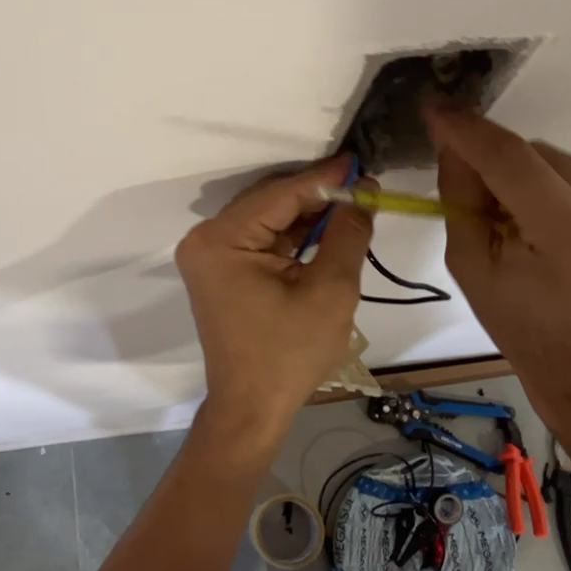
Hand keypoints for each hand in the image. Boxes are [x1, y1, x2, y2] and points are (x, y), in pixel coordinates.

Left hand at [175, 157, 374, 425]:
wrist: (252, 408)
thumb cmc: (289, 354)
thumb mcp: (330, 290)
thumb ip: (348, 233)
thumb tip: (364, 193)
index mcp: (221, 240)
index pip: (280, 194)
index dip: (324, 178)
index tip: (362, 163)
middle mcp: (206, 240)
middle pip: (270, 202)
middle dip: (316, 195)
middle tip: (363, 185)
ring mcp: (210, 257)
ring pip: (267, 220)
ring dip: (307, 215)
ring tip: (354, 205)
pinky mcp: (221, 273)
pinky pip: (261, 241)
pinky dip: (293, 236)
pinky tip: (327, 230)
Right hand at [426, 107, 570, 437]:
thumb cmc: (521, 325)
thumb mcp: (470, 266)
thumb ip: (460, 196)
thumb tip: (454, 139)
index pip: (512, 159)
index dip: (470, 131)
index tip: (436, 107)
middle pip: (540, 157)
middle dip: (504, 172)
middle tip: (484, 206)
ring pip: (565, 165)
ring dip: (536, 182)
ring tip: (527, 227)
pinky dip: (566, 195)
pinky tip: (561, 233)